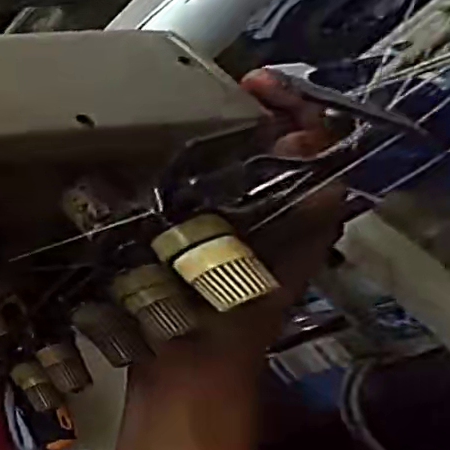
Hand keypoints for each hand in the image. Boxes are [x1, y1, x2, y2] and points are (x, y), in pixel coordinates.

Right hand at [163, 70, 347, 364]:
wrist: (186, 367)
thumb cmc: (223, 316)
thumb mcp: (267, 255)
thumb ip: (292, 201)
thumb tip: (302, 137)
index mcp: (305, 213)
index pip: (313, 139)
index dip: (292, 104)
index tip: (249, 83)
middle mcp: (273, 217)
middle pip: (262, 152)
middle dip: (233, 122)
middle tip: (189, 102)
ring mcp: (228, 234)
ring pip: (222, 175)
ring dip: (196, 150)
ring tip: (159, 130)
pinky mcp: (189, 248)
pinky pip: (186, 200)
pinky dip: (168, 181)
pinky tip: (136, 176)